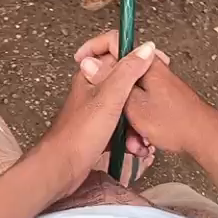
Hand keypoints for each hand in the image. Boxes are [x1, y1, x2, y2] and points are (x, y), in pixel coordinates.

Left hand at [34, 39, 159, 195]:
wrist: (62, 169)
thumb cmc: (80, 133)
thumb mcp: (109, 96)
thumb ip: (128, 71)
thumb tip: (146, 48)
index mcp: (92, 74)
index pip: (116, 51)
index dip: (136, 56)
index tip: (155, 64)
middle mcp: (94, 88)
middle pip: (126, 81)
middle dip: (141, 95)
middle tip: (152, 104)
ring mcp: (97, 110)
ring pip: (127, 106)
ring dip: (138, 120)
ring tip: (144, 137)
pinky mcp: (100, 130)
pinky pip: (123, 127)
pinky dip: (131, 136)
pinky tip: (138, 148)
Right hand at [71, 32, 217, 159]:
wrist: (206, 138)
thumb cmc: (173, 122)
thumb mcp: (133, 105)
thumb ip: (111, 83)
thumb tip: (89, 62)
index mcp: (143, 63)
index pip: (113, 40)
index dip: (93, 48)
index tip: (79, 60)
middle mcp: (151, 68)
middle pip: (118, 72)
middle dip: (110, 95)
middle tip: (104, 113)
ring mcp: (157, 84)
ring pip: (129, 94)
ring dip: (125, 117)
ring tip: (132, 140)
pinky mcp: (162, 99)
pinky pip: (141, 106)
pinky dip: (138, 123)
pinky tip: (143, 141)